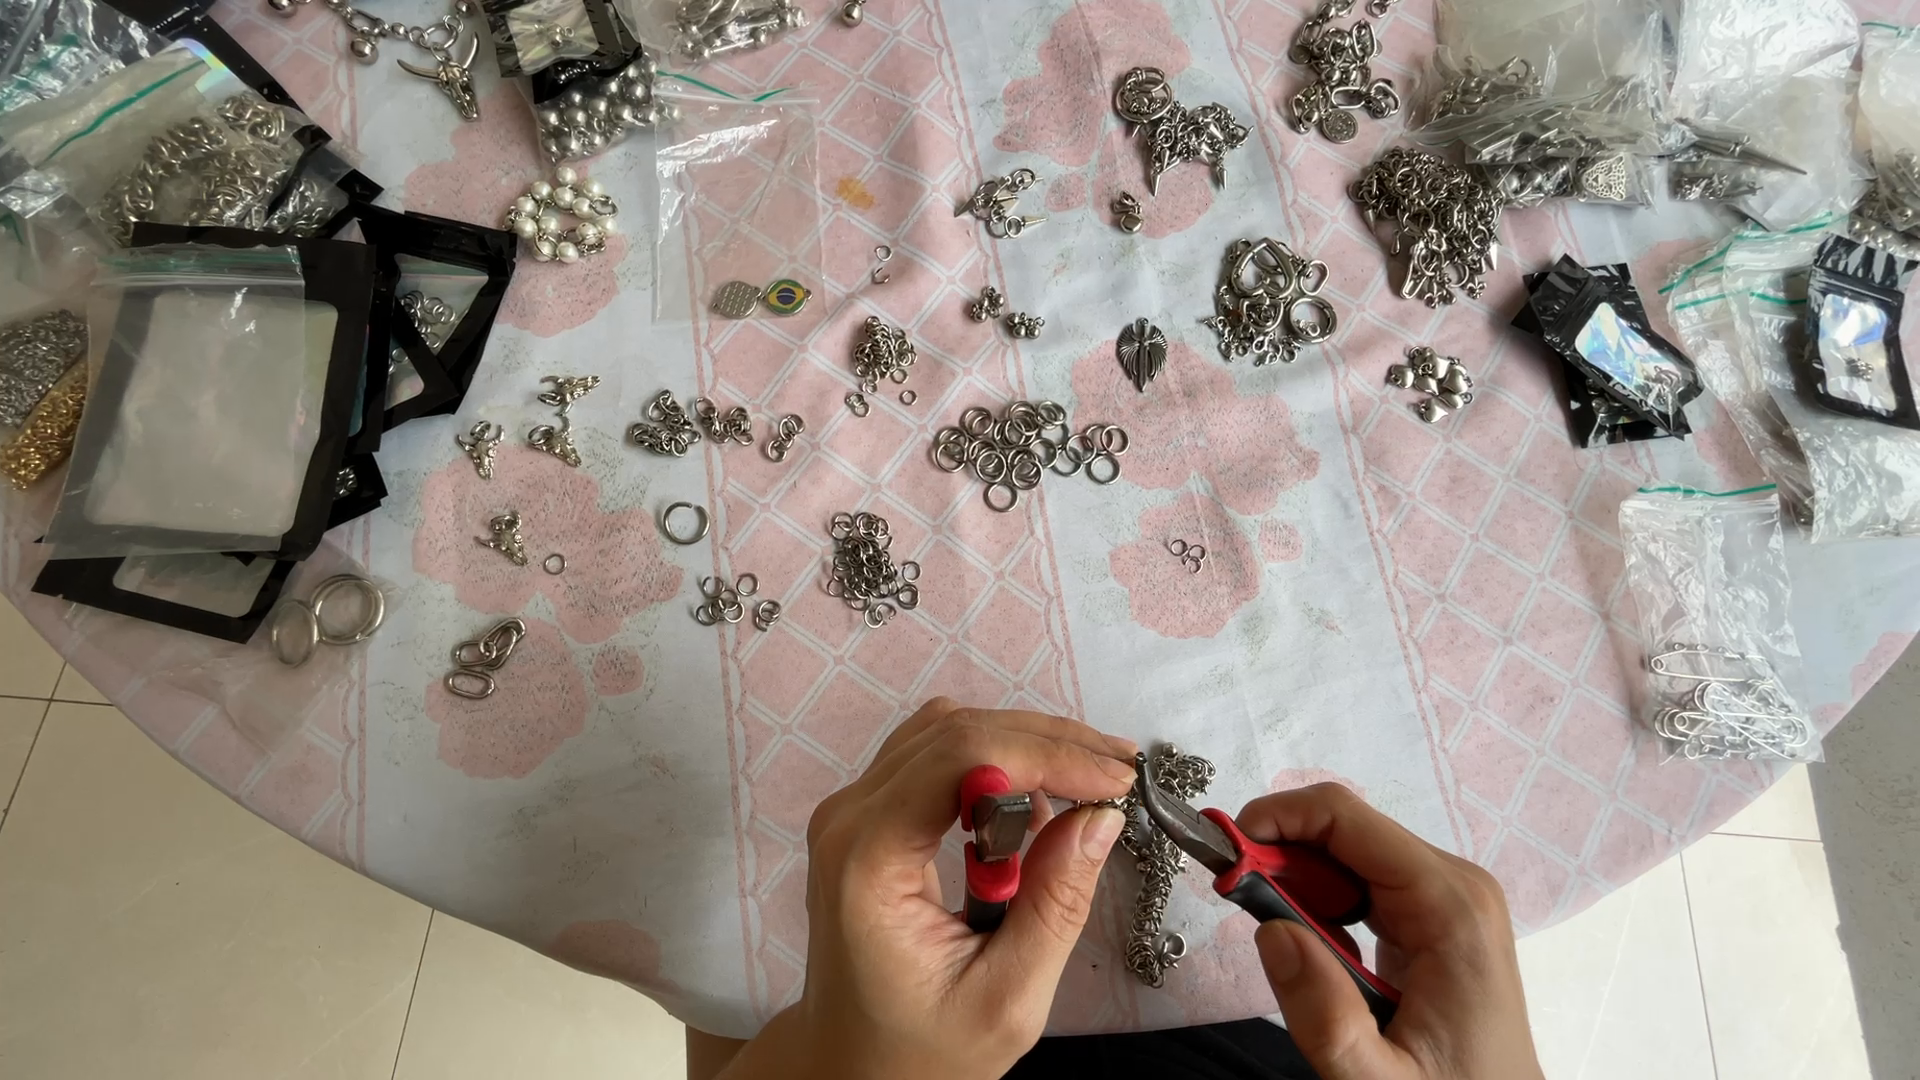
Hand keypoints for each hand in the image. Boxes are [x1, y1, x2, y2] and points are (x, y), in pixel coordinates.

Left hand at [717, 698, 1135, 1079]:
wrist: (849, 1064)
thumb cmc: (923, 1051)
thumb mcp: (1006, 1001)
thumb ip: (1055, 904)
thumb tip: (1101, 814)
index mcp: (869, 860)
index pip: (960, 759)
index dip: (1045, 754)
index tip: (1117, 780)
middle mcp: (850, 814)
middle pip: (956, 731)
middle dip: (1048, 741)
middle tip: (1120, 766)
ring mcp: (853, 805)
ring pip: (948, 730)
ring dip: (1024, 742)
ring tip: (1089, 773)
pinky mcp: (868, 809)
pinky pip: (935, 751)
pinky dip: (995, 756)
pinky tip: (1036, 790)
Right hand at [1239, 784, 1543, 1079]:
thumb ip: (1327, 1018)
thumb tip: (1271, 930)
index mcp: (1449, 904)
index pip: (1344, 816)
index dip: (1276, 819)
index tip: (1227, 857)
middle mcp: (1451, 881)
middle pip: (1341, 826)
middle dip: (1279, 851)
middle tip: (1239, 898)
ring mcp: (1443, 893)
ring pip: (1343, 847)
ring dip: (1293, 875)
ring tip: (1276, 928)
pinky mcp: (1430, 910)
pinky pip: (1356, 874)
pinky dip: (1316, 895)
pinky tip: (1313, 943)